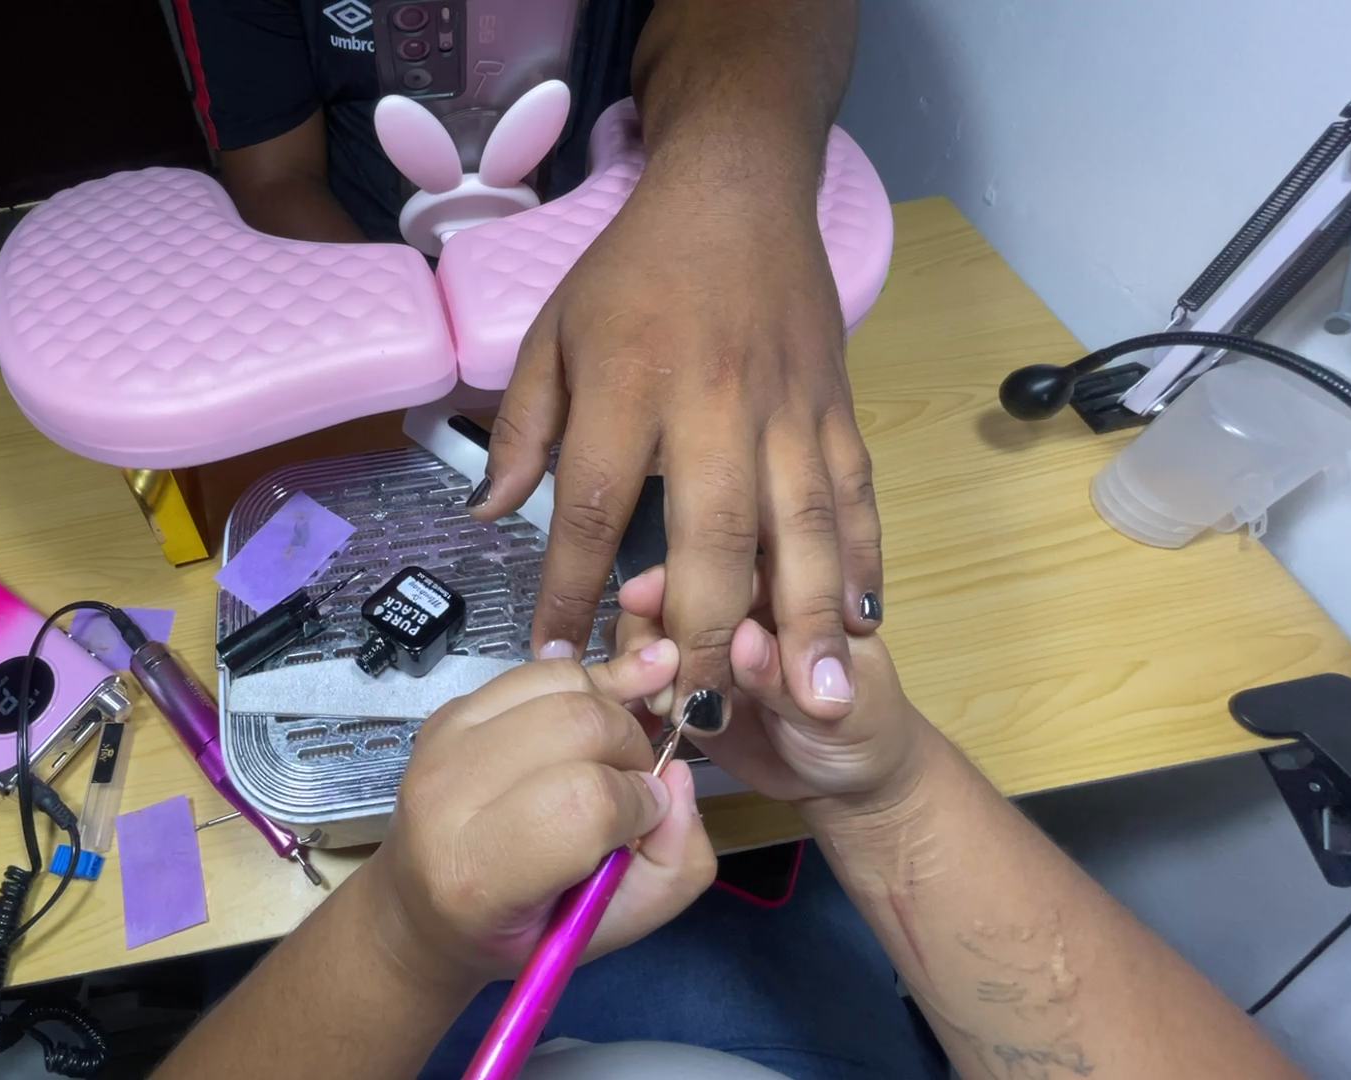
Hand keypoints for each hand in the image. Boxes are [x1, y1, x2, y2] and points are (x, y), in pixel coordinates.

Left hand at [362, 640, 715, 990]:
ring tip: (605, 753)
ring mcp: (443, 739)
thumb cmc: (515, 929)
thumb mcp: (606, 932)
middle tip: (630, 780)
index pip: (583, 802)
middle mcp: (447, 792)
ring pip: (557, 680)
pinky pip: (535, 670)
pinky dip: (577, 690)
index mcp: (475, 870)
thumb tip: (677, 777)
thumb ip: (671, 869)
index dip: (636, 802)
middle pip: (574, 722)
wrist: (421, 899)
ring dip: (606, 709)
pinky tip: (581, 726)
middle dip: (629, 746)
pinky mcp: (449, 708)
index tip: (643, 816)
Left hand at [471, 169, 881, 730]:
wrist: (734, 194)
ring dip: (803, 624)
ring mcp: (790, 412)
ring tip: (809, 702)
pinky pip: (855, 497)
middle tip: (690, 717)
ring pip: (802, 531)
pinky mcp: (839, 409)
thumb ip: (520, 430)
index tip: (551, 657)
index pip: (592, 511)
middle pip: (711, 541)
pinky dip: (861, 565)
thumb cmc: (630, 273)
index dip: (569, 592)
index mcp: (628, 388)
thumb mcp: (550, 338)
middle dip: (700, 636)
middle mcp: (715, 408)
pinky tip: (860, 627)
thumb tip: (489, 513)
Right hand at [613, 566, 924, 804]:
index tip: (645, 595)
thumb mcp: (844, 705)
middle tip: (637, 649)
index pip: (726, 569)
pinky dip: (634, 686)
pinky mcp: (681, 686)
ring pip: (650, 630)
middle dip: (648, 616)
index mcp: (779, 593)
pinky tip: (642, 705)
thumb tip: (744, 639)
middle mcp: (732, 610)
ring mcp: (702, 647)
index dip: (684, 579)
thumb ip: (787, 675)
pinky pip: (645, 675)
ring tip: (649, 690)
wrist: (847, 784)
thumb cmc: (865, 730)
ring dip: (639, 655)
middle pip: (674, 593)